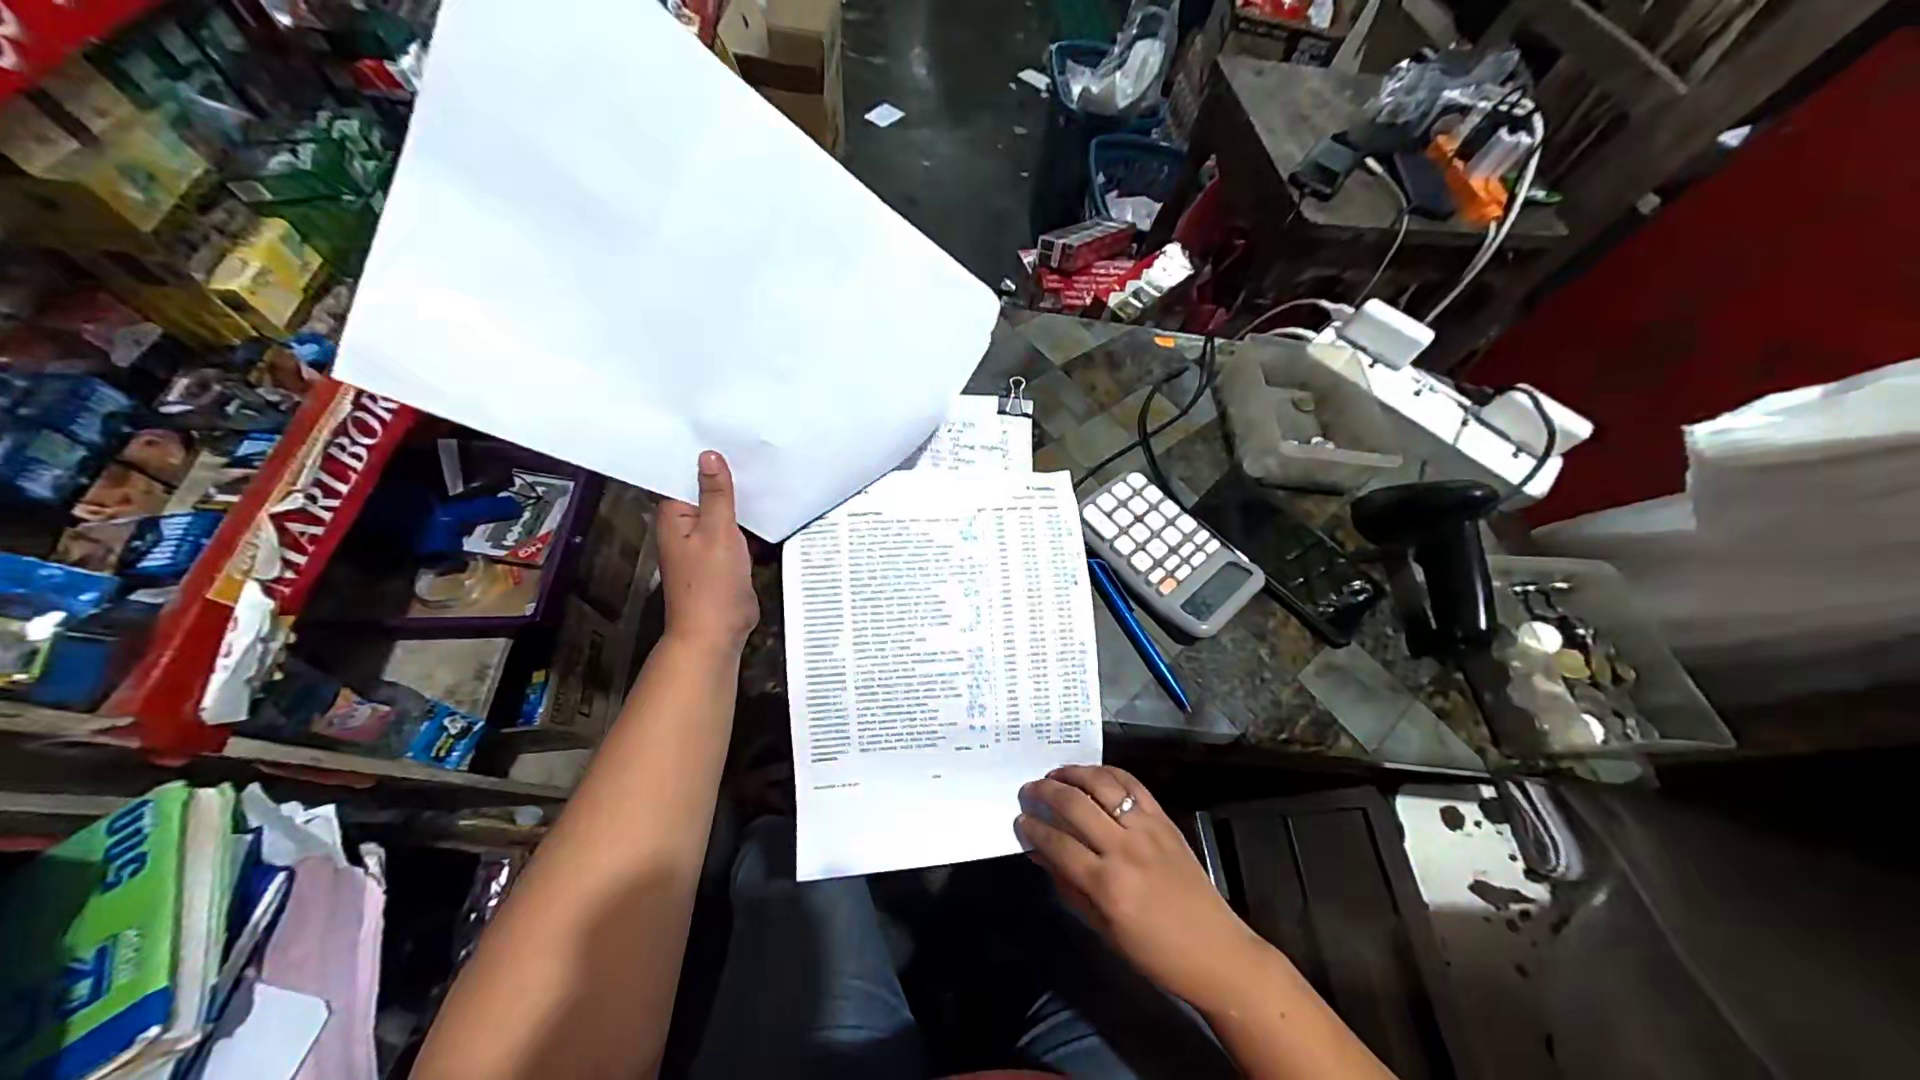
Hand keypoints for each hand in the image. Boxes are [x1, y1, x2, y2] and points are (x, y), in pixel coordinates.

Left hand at [657, 451, 757, 650]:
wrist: (717, 631)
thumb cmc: (710, 585)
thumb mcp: (718, 531)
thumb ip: (716, 494)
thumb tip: (708, 457)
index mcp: (674, 516)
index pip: (685, 476)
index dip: (704, 458)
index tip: (724, 434)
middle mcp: (685, 527)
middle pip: (706, 493)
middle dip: (726, 477)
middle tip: (751, 446)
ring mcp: (705, 542)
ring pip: (723, 512)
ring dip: (739, 499)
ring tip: (762, 469)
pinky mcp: (723, 557)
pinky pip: (736, 530)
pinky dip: (748, 521)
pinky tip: (766, 506)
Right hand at [1017, 765, 1275, 1012]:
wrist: (1216, 952)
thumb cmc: (1155, 953)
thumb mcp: (1103, 929)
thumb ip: (1069, 886)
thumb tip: (1040, 854)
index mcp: (1107, 885)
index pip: (1057, 843)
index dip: (1033, 829)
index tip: (1020, 820)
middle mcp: (1125, 849)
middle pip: (1075, 805)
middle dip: (1045, 792)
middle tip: (1029, 789)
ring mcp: (1147, 829)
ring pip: (1102, 785)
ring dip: (1073, 773)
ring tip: (1055, 774)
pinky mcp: (1165, 820)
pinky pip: (1132, 785)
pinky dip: (1108, 772)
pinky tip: (1092, 773)